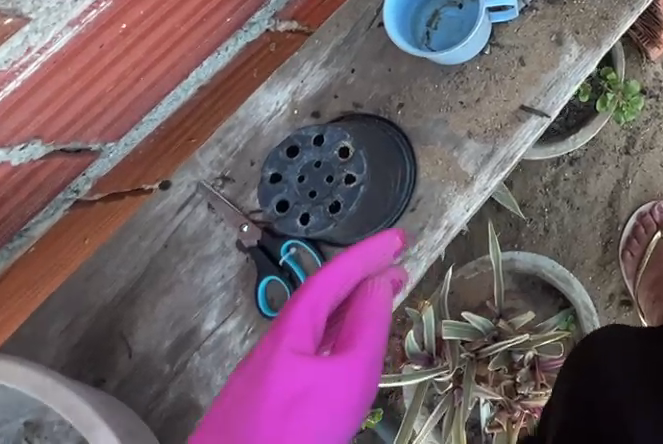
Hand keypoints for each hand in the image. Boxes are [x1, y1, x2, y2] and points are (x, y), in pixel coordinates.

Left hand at [192, 227, 406, 443]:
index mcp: (287, 334)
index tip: (401, 238)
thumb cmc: (299, 435)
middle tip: (402, 267)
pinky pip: (305, 355)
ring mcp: (261, 381)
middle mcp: (269, 349)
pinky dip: (335, 337)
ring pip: (311, 329)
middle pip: (318, 300)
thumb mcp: (350, 377)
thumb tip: (380, 283)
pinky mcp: (260, 410)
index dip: (366, 253)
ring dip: (349, 308)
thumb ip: (368, 325)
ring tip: (384, 301)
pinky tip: (348, 350)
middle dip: (361, 278)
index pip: (330, 278)